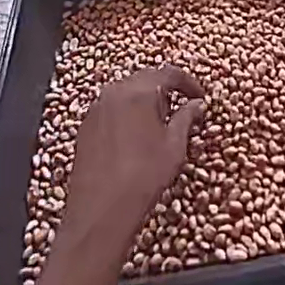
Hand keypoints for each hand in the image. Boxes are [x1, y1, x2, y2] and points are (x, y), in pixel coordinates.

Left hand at [55, 65, 207, 267]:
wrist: (100, 211)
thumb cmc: (143, 177)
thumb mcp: (174, 146)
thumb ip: (186, 118)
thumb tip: (196, 104)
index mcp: (139, 91)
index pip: (169, 73)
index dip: (188, 83)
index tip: (199, 98)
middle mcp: (113, 93)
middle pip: (145, 79)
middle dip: (166, 90)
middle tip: (182, 109)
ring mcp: (96, 109)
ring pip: (126, 93)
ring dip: (145, 101)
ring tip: (160, 125)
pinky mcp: (85, 127)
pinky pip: (111, 109)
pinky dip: (127, 114)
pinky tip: (135, 138)